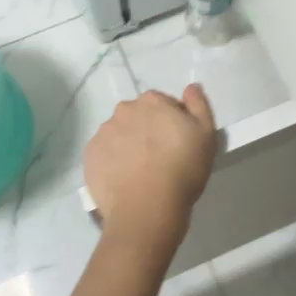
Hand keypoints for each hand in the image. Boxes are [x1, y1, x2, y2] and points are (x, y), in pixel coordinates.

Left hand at [84, 85, 217, 256]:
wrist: (148, 208)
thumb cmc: (182, 169)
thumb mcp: (206, 134)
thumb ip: (199, 104)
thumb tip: (191, 86)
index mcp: (152, 101)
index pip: (162, 104)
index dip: (171, 123)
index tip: (177, 143)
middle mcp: (124, 110)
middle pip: (137, 116)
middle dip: (146, 131)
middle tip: (159, 158)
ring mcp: (103, 132)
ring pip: (118, 134)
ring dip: (127, 146)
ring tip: (140, 173)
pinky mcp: (90, 156)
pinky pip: (103, 154)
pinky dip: (112, 163)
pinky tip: (123, 181)